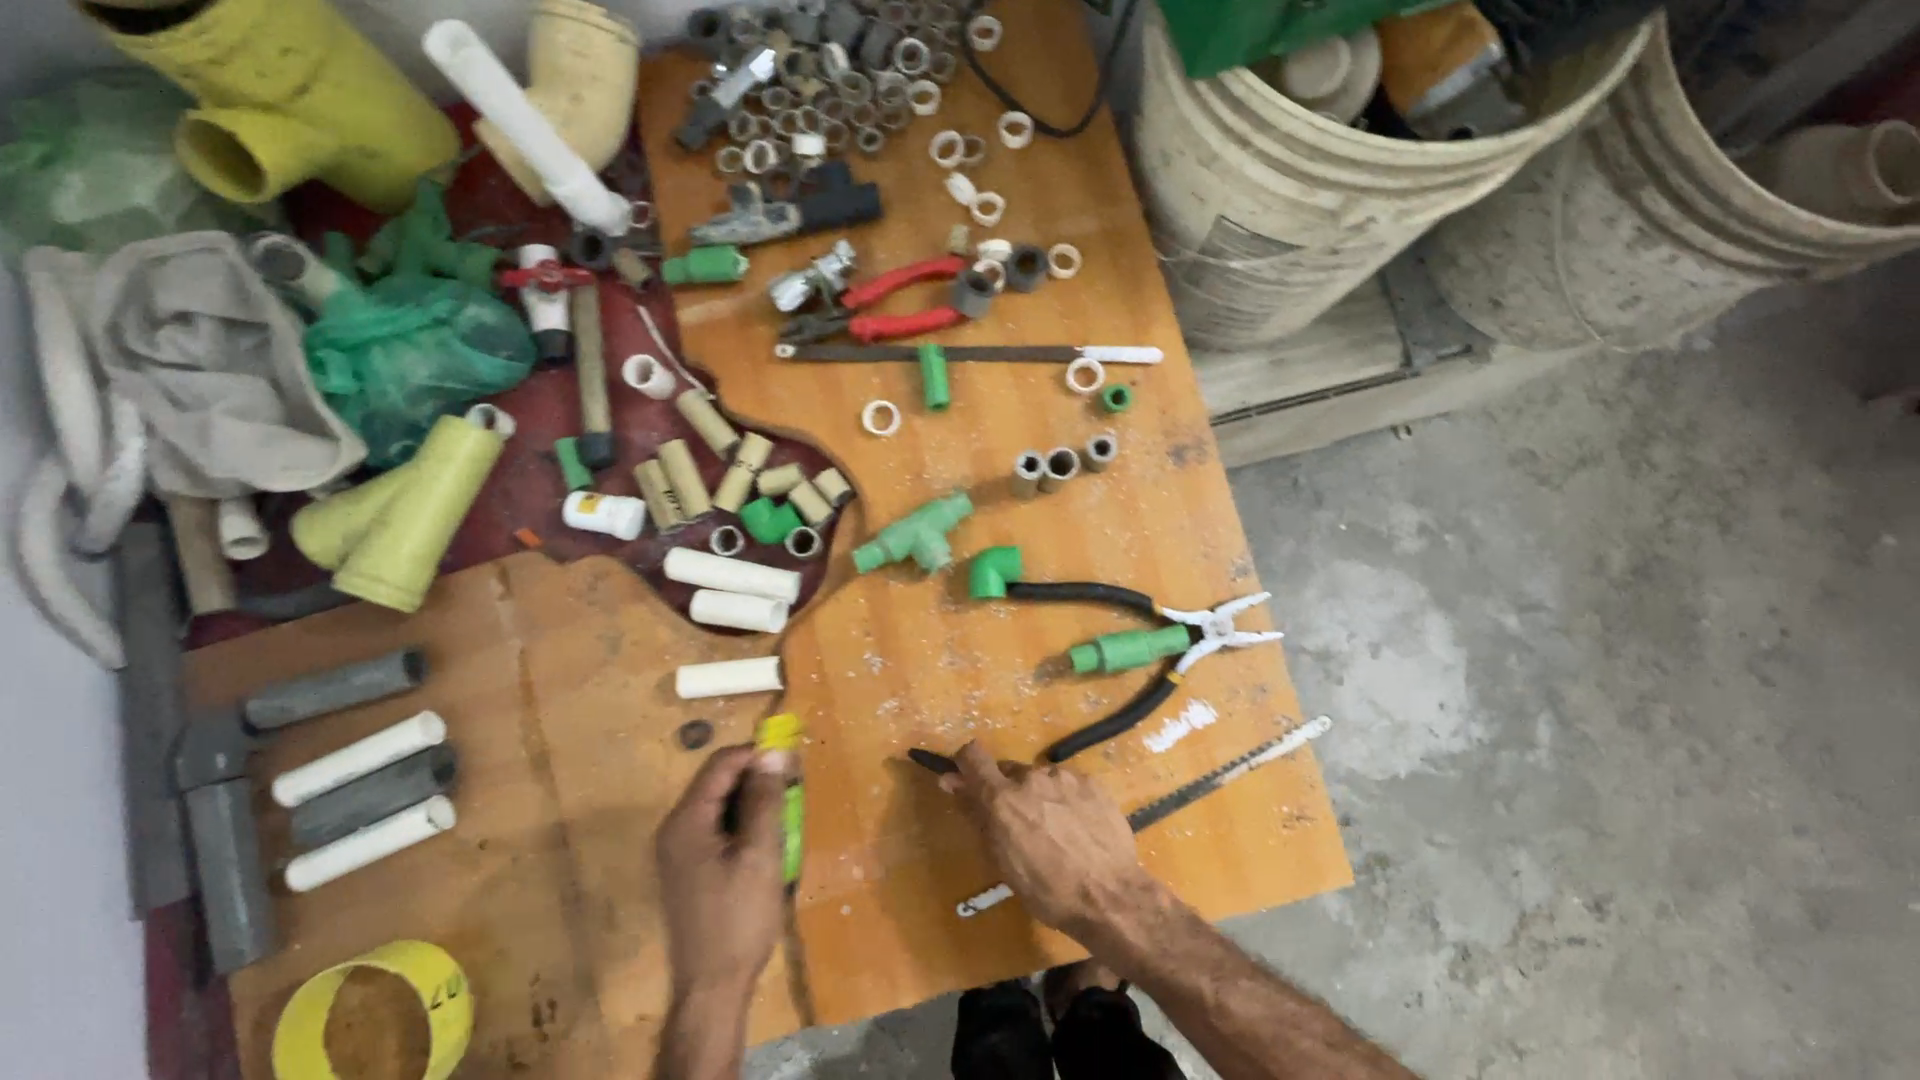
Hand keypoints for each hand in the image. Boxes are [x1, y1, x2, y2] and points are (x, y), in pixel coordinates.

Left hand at [655, 744, 792, 998]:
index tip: (794, 764)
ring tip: (786, 818)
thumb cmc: (739, 919)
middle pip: (717, 782)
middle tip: (795, 792)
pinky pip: (716, 831)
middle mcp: (674, 829)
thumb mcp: (760, 854)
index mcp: (686, 821)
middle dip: (757, 779)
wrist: (711, 988)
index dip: (757, 755)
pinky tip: (767, 844)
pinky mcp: (688, 871)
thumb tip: (772, 752)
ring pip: (719, 806)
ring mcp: (678, 852)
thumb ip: (765, 800)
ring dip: (753, 803)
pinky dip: (742, 826)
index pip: (721, 764)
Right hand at [940, 742, 1152, 936]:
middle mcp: (1031, 777)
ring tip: (1057, 832)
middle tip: (1021, 826)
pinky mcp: (1092, 783)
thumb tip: (950, 781)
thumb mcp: (1001, 860)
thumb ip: (975, 815)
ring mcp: (1064, 777)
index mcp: (1002, 797)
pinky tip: (1079, 828)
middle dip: (1009, 793)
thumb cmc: (1047, 890)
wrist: (1109, 896)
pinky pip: (1068, 785)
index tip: (969, 783)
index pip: (972, 755)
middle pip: (1009, 773)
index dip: (966, 765)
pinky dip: (1066, 800)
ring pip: (1040, 779)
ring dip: (1039, 796)